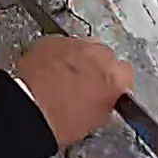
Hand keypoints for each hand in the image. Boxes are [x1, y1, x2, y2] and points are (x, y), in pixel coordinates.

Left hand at [11, 36, 132, 146]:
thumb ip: (109, 97)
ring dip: (80, 56)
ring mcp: (73, 44)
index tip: (109, 87)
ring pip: (84, 45)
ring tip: (68, 73)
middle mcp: (97, 54)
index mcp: (114, 75)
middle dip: (98, 65)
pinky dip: (60, 53)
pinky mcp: (52, 39)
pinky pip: (62, 43)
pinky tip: (53, 67)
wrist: (32, 109)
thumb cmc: (63, 119)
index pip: (126, 72)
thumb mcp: (99, 116)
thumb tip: (108, 93)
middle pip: (105, 54)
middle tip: (87, 80)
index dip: (117, 81)